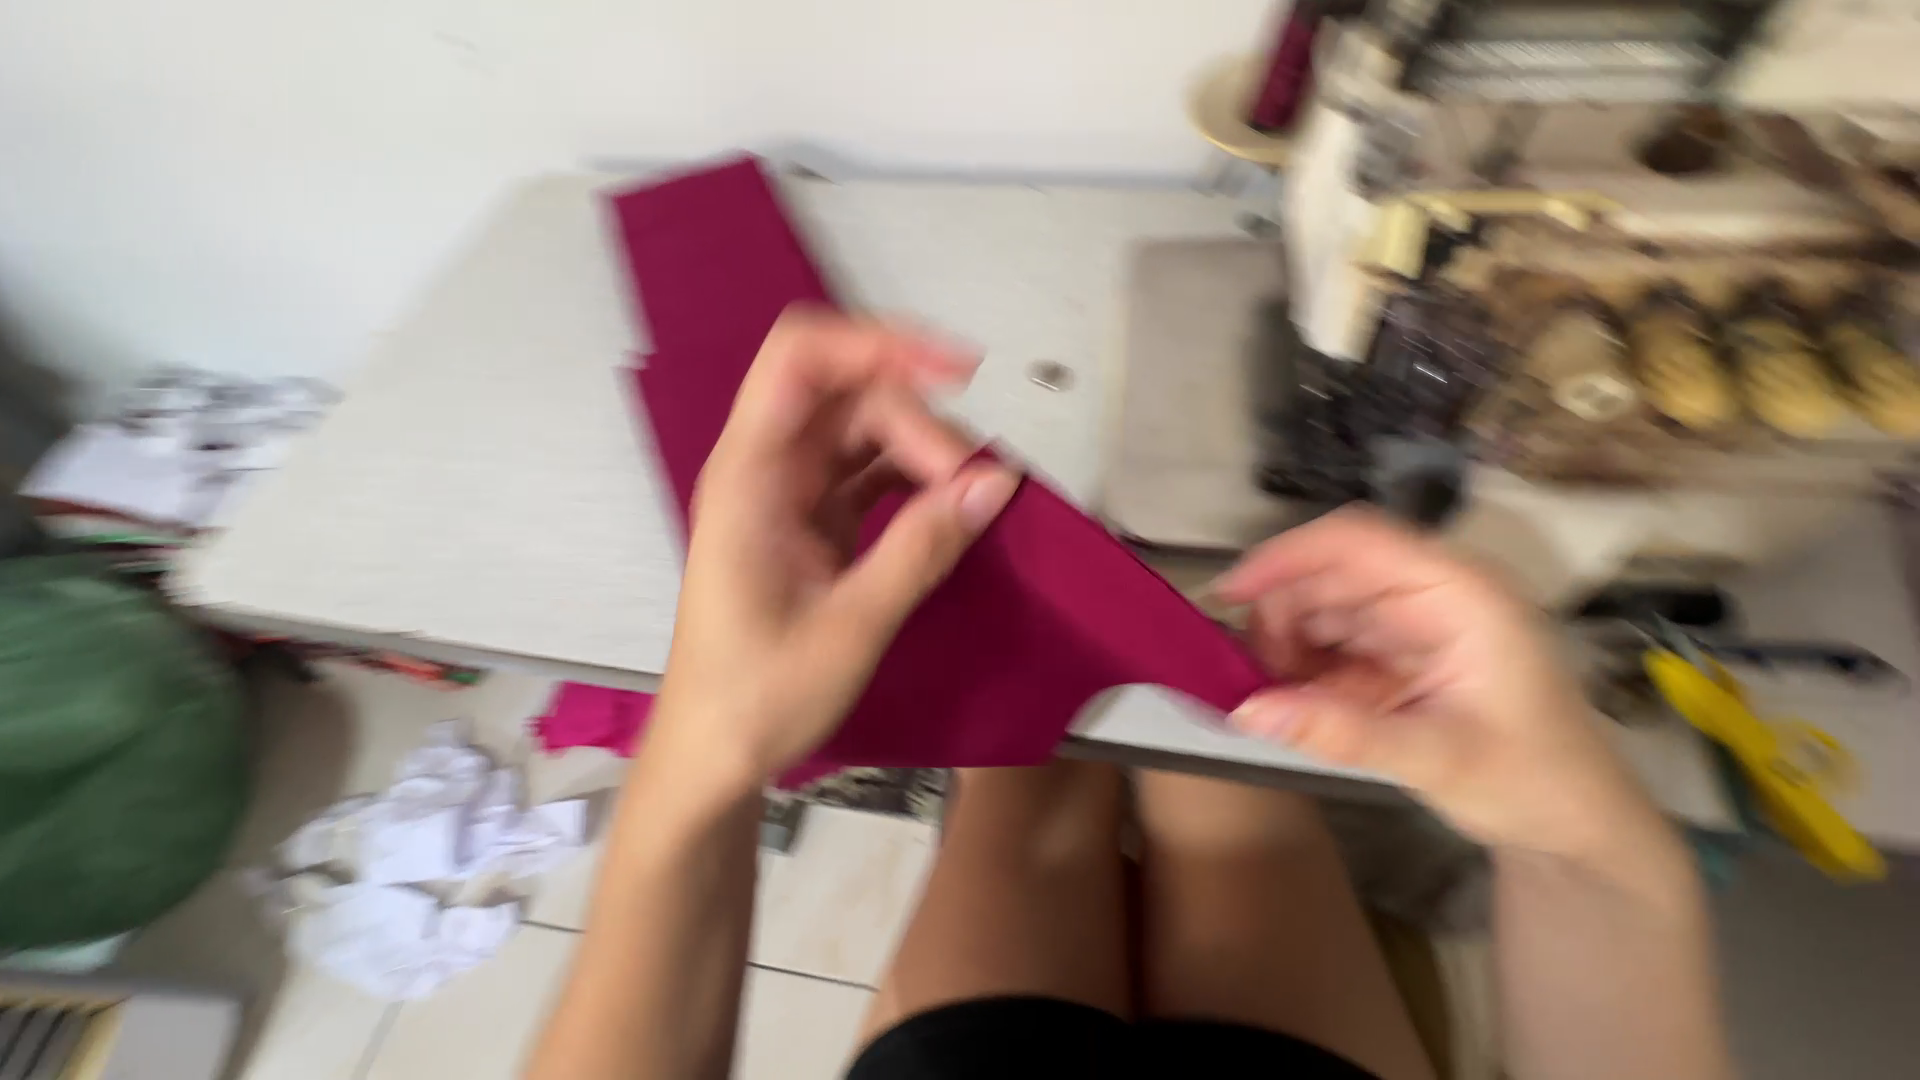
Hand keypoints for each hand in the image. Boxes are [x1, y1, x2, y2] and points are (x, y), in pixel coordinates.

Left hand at [646, 307, 1019, 788]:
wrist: (715, 754)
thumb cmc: (760, 696)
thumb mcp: (851, 625)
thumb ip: (922, 548)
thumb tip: (996, 483)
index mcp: (750, 476)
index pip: (801, 361)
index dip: (878, 342)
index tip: (957, 372)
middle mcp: (766, 468)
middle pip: (849, 395)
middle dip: (920, 420)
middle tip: (975, 481)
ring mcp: (790, 494)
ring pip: (864, 432)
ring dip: (923, 448)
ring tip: (972, 493)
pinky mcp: (812, 523)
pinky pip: (869, 475)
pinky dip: (914, 481)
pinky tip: (951, 504)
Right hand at [1216, 507, 1655, 858]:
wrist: (1575, 829)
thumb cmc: (1533, 783)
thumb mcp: (1437, 758)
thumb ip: (1340, 732)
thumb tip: (1245, 710)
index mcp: (1458, 594)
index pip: (1358, 543)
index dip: (1288, 557)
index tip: (1231, 594)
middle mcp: (1429, 595)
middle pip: (1328, 575)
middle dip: (1280, 617)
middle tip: (1251, 674)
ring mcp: (1409, 623)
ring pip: (1319, 608)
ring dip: (1285, 645)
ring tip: (1274, 696)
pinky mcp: (1393, 653)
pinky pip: (1327, 643)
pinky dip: (1299, 668)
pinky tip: (1291, 701)